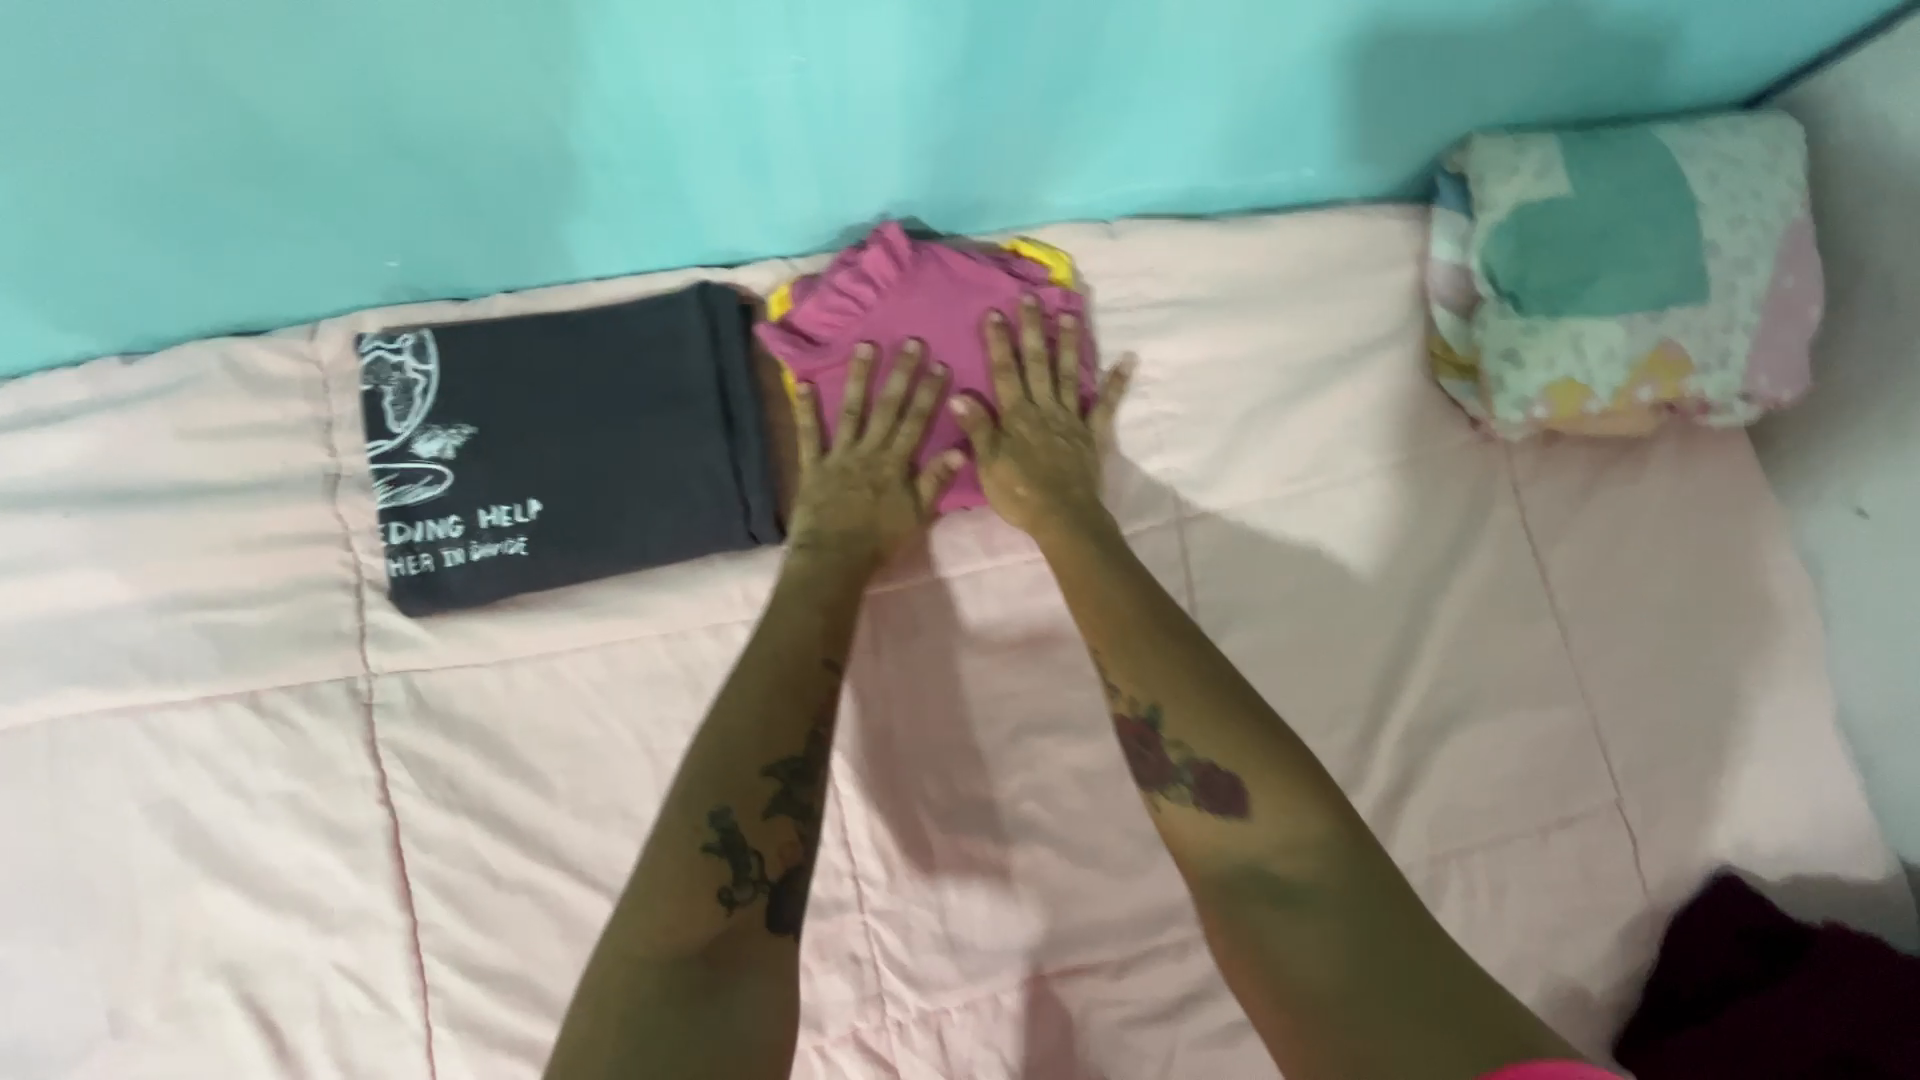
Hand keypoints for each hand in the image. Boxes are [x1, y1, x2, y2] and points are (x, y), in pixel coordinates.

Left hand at [785, 340, 961, 574]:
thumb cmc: (879, 542)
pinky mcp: (813, 467)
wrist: (835, 560)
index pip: (917, 421)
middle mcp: (868, 452)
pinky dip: (805, 410)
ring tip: (864, 346)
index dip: (929, 392)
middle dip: (901, 373)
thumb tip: (960, 450)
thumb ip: (935, 481)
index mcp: (895, 464)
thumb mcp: (917, 516)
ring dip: (857, 378)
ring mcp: (838, 456)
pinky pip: (808, 435)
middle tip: (910, 342)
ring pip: (850, 411)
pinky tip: (801, 384)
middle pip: (887, 407)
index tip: (940, 364)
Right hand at [949, 295, 1133, 539]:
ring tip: (1069, 314)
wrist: (1063, 517)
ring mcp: (1071, 420)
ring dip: (1068, 344)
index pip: (1004, 373)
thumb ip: (977, 429)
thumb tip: (958, 395)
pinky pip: (1106, 405)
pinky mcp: (1092, 435)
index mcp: (1016, 417)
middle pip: (1037, 364)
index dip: (998, 343)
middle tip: (1030, 299)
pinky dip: (1117, 382)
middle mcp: (1044, 409)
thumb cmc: (1020, 495)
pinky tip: (1128, 359)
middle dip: (1032, 330)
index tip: (994, 313)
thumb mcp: (988, 464)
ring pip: (1069, 375)